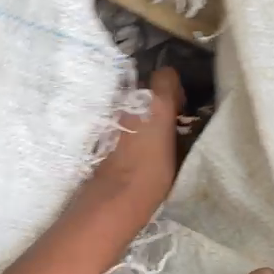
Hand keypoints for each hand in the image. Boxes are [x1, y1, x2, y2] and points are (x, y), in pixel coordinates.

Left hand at [80, 68, 181, 217]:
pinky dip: (119, 129)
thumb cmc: (152, 179)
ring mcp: (111, 113)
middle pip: (144, 90)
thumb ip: (173, 131)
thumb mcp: (176, 155)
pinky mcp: (97, 130)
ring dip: (133, 116)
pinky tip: (123, 148)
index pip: (167, 75)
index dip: (172, 88)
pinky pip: (113, 122)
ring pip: (126, 105)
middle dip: (150, 102)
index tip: (176, 106)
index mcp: (157, 103)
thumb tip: (172, 126)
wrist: (113, 197)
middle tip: (157, 124)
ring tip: (139, 138)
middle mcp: (132, 101)